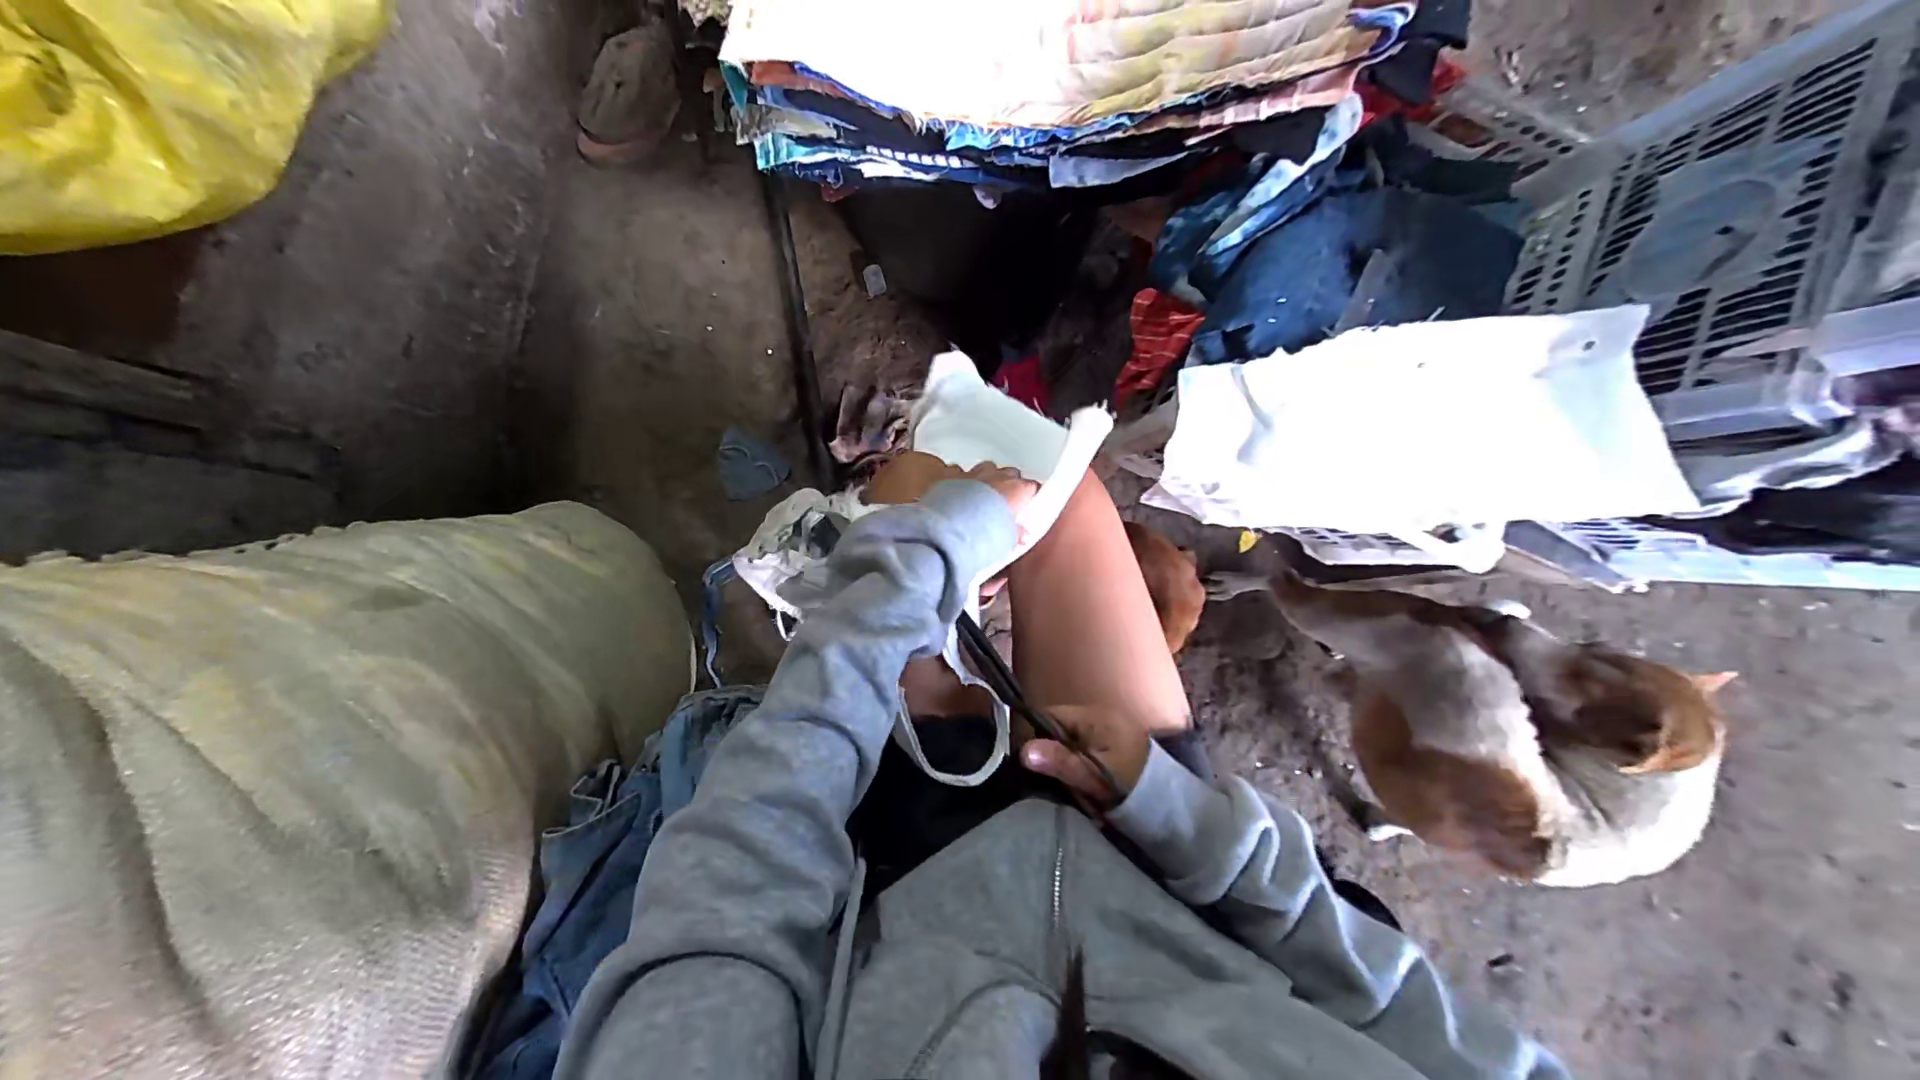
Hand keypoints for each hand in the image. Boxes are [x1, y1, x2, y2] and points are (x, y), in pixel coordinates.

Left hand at [864, 452, 1037, 521]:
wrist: (951, 529)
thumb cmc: (981, 532)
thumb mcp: (1007, 540)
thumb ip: (1016, 533)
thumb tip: (1019, 535)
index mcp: (1016, 489)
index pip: (1032, 487)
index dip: (1030, 496)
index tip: (1028, 504)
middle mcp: (997, 477)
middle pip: (1010, 474)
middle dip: (1010, 484)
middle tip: (1006, 502)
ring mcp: (974, 474)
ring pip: (987, 468)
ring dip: (987, 478)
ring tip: (984, 495)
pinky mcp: (952, 476)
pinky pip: (960, 471)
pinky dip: (961, 479)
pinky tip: (959, 491)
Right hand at [1019, 704, 1152, 806]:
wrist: (1176, 804)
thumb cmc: (1133, 785)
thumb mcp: (1094, 776)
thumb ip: (1060, 762)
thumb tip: (1023, 751)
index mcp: (1093, 717)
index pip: (1046, 715)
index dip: (1031, 736)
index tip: (1024, 764)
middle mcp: (1098, 717)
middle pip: (1055, 730)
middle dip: (1048, 754)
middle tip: (1045, 781)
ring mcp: (1106, 731)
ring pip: (1067, 743)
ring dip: (1062, 764)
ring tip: (1064, 788)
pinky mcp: (1112, 747)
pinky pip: (1082, 751)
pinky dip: (1076, 768)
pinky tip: (1078, 787)